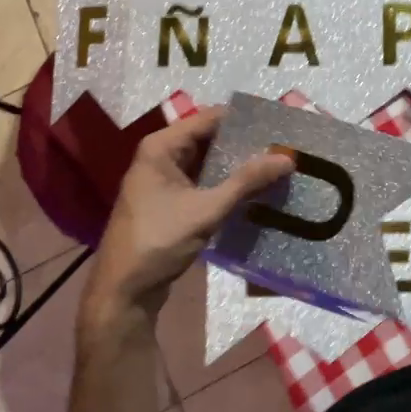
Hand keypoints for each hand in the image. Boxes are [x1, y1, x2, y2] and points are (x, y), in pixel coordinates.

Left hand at [83, 108, 294, 327]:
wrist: (123, 293)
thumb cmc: (157, 241)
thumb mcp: (206, 210)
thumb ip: (246, 182)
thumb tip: (287, 158)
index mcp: (161, 146)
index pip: (210, 118)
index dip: (244, 121)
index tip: (278, 125)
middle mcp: (161, 156)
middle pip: (210, 139)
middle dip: (244, 144)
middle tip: (283, 147)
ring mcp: (164, 180)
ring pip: (208, 162)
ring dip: (237, 166)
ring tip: (276, 166)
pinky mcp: (171, 202)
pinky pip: (203, 182)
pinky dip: (226, 185)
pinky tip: (255, 191)